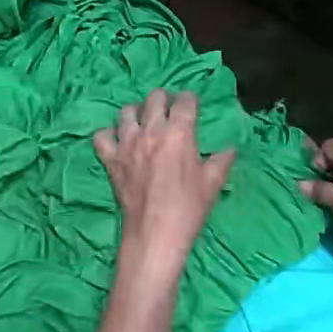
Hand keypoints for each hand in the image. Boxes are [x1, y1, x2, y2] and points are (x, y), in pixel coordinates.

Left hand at [94, 89, 235, 266]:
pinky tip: (118, 140)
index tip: (192, 105)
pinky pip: (102, 136)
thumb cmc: (188, 207)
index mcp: (179, 132)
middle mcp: (151, 131)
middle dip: (164, 99)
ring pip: (127, 111)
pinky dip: (109, 134)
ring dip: (137, 112)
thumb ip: (223, 159)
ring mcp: (127, 144)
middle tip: (170, 111)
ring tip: (144, 122)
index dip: (190, 99)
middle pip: (154, 97)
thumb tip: (230, 148)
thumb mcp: (213, 182)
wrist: (155, 233)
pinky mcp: (111, 159)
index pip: (185, 101)